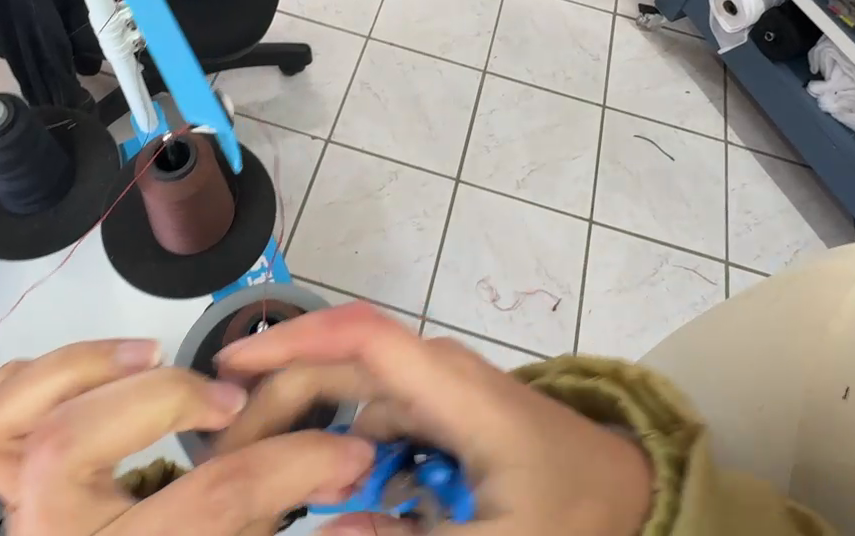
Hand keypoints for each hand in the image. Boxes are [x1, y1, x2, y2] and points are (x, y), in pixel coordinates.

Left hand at [0, 340, 378, 535]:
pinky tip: (100, 375)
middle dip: (168, 396)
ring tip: (152, 353)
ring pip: (8, 425)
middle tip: (229, 399)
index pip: (214, 500)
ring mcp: (23, 515)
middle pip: (73, 444)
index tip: (345, 446)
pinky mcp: (10, 493)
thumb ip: (277, 510)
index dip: (296, 463)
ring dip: (85, 366)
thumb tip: (349, 456)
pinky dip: (39, 379)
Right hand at [213, 304, 653, 535]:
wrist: (627, 492)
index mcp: (452, 390)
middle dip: (280, 392)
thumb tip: (320, 530)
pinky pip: (377, 417)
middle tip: (227, 446)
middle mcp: (438, 375)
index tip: (232, 363)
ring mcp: (441, 390)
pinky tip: (323, 483)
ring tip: (262, 469)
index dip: (296, 340)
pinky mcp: (442, 410)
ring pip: (354, 390)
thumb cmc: (572, 513)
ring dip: (305, 419)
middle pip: (343, 362)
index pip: (364, 339)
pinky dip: (340, 440)